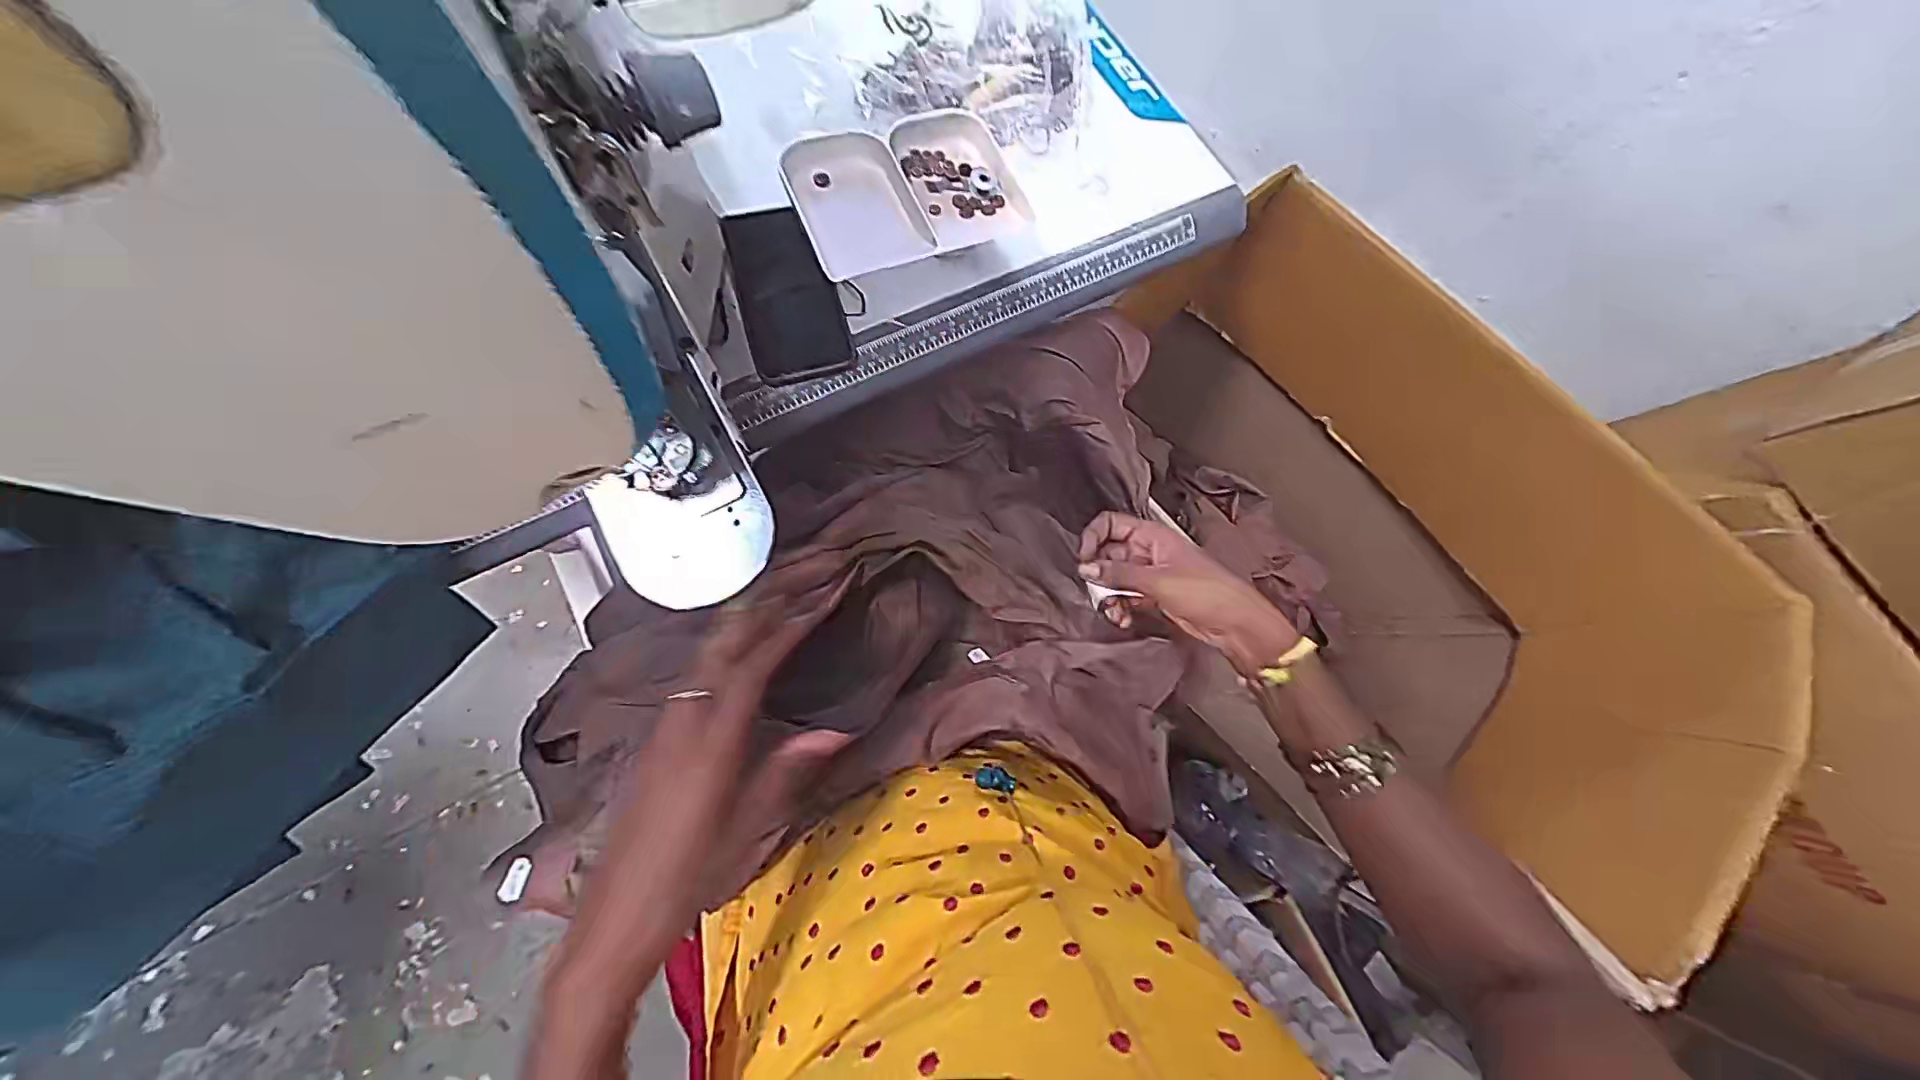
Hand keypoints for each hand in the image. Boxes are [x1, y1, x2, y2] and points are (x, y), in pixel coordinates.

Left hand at [546, 549, 854, 1004]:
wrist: (612, 918)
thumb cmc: (683, 879)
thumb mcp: (747, 827)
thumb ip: (787, 768)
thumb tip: (834, 729)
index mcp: (710, 737)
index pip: (758, 657)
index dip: (798, 616)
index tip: (831, 588)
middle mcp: (682, 714)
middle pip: (730, 631)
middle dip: (777, 591)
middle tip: (817, 565)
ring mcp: (665, 716)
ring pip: (711, 639)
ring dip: (754, 605)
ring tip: (790, 580)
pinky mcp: (659, 726)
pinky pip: (701, 659)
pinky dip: (733, 631)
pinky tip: (748, 628)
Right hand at [1077, 511, 1299, 677]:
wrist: (1234, 623)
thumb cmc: (1208, 592)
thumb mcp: (1157, 580)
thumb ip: (1118, 574)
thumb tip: (1087, 568)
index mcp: (1152, 535)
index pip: (1111, 524)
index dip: (1093, 538)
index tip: (1084, 560)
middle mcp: (1149, 551)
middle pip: (1108, 553)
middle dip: (1099, 573)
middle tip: (1096, 590)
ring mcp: (1151, 574)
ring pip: (1115, 578)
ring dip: (1108, 595)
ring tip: (1113, 610)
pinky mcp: (1153, 595)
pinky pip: (1125, 596)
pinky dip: (1120, 607)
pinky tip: (1122, 618)